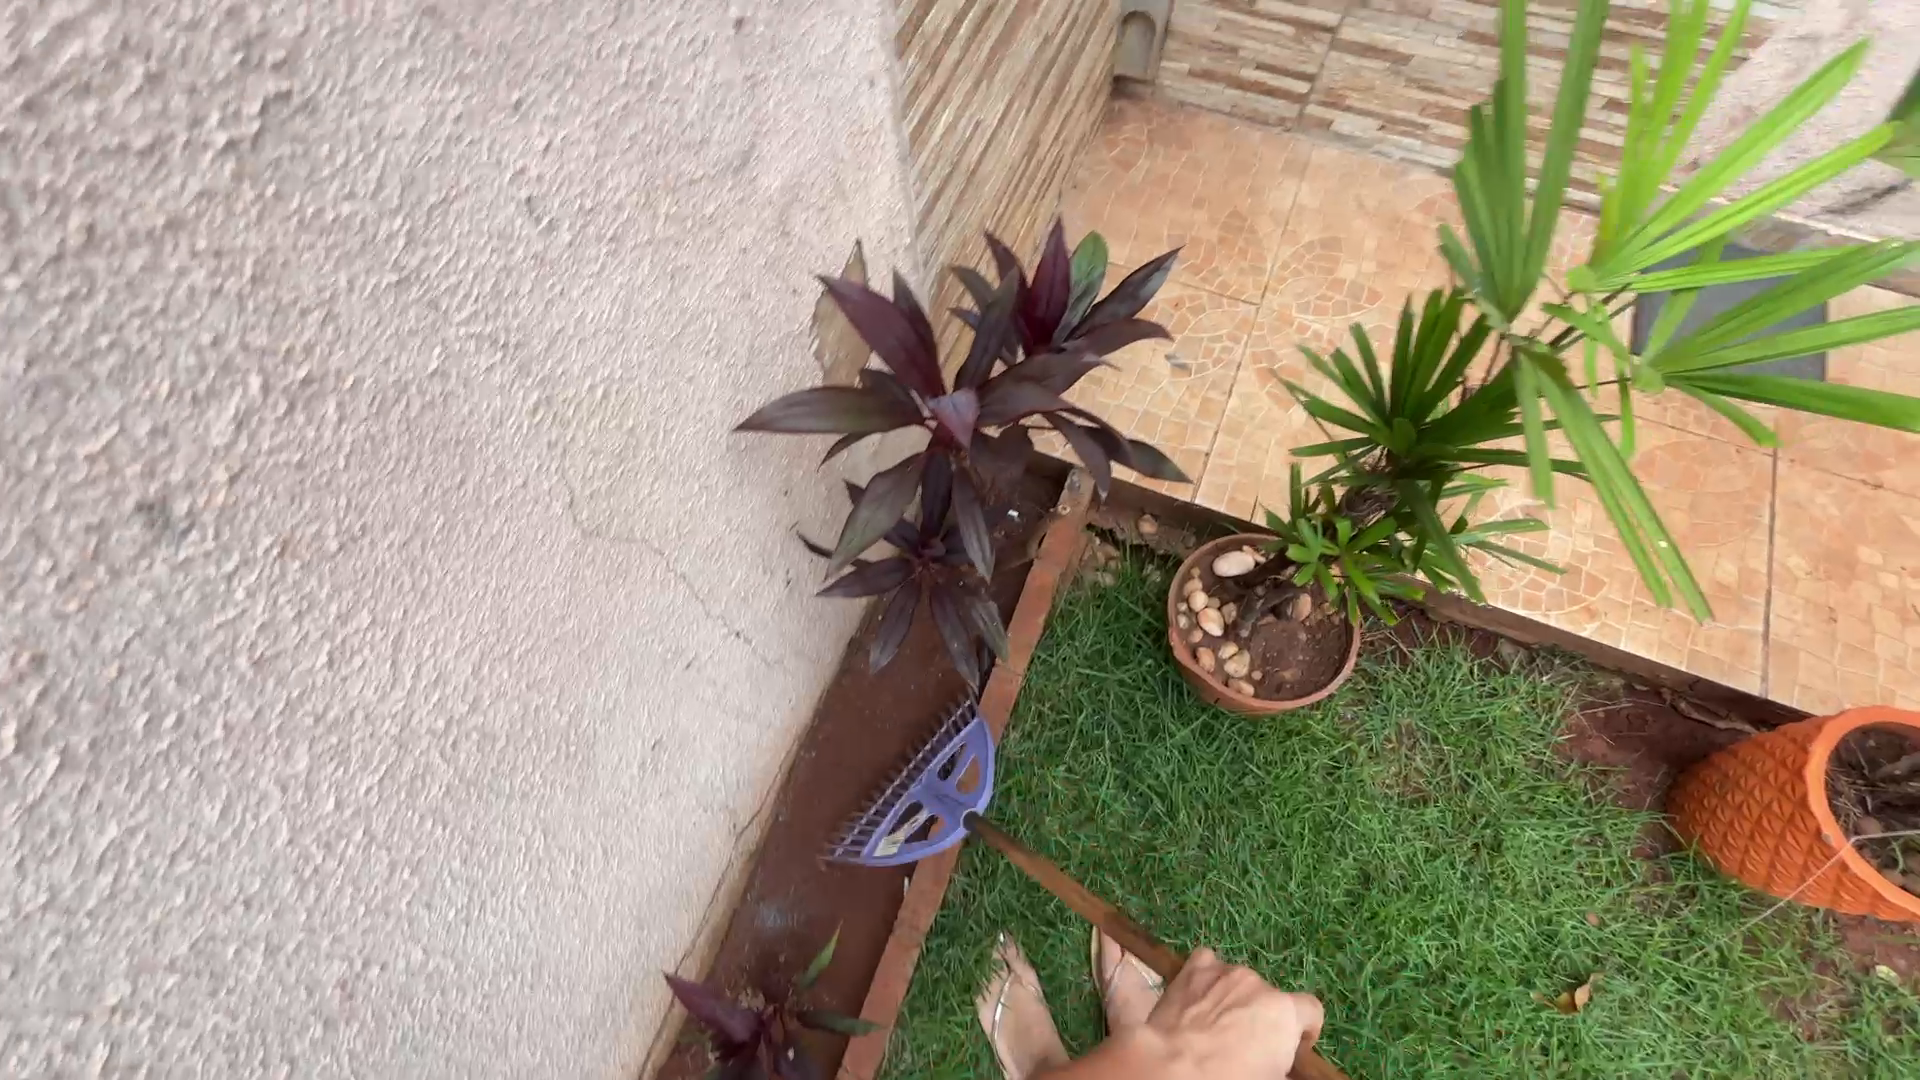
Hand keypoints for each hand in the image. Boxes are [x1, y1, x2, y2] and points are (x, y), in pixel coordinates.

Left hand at [1142, 948, 1322, 1078]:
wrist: (1177, 1065)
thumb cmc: (1231, 1077)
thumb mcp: (1271, 1077)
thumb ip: (1281, 1064)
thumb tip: (1275, 1061)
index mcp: (1284, 1011)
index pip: (1311, 1009)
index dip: (1304, 1031)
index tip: (1291, 1050)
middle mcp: (1256, 982)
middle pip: (1269, 997)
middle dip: (1262, 1017)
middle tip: (1247, 1044)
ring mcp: (1223, 969)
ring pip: (1238, 982)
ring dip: (1235, 998)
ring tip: (1217, 1023)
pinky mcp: (1193, 966)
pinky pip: (1209, 965)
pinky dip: (1208, 979)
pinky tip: (1200, 998)